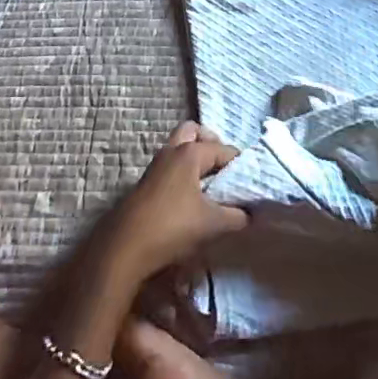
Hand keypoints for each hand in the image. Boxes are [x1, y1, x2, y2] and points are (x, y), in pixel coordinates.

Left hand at [99, 122, 248, 283]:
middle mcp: (171, 151)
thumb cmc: (173, 226)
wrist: (126, 246)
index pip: (222, 149)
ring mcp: (155, 165)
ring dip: (194, 158)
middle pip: (193, 132)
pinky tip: (192, 196)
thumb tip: (250, 213)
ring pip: (178, 148)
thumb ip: (237, 216)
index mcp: (189, 152)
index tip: (251, 181)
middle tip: (224, 168)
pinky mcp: (146, 182)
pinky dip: (183, 171)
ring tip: (211, 183)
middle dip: (211, 144)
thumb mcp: (213, 224)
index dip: (239, 164)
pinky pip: (170, 165)